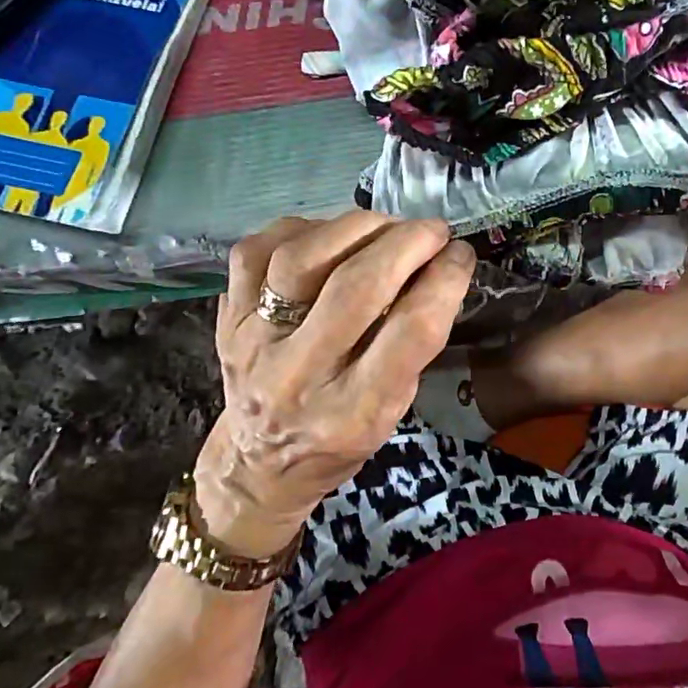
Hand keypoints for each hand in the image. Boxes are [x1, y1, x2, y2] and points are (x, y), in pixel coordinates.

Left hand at [194, 212, 474, 557]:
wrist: (258, 462)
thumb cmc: (338, 441)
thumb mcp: (391, 413)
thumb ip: (412, 345)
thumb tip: (437, 265)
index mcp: (352, 413)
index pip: (410, 331)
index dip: (444, 281)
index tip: (461, 255)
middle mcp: (297, 376)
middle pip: (355, 287)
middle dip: (405, 244)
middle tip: (432, 230)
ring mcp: (252, 342)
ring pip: (301, 258)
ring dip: (355, 227)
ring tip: (385, 225)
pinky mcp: (226, 317)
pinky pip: (256, 250)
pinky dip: (300, 229)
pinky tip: (328, 234)